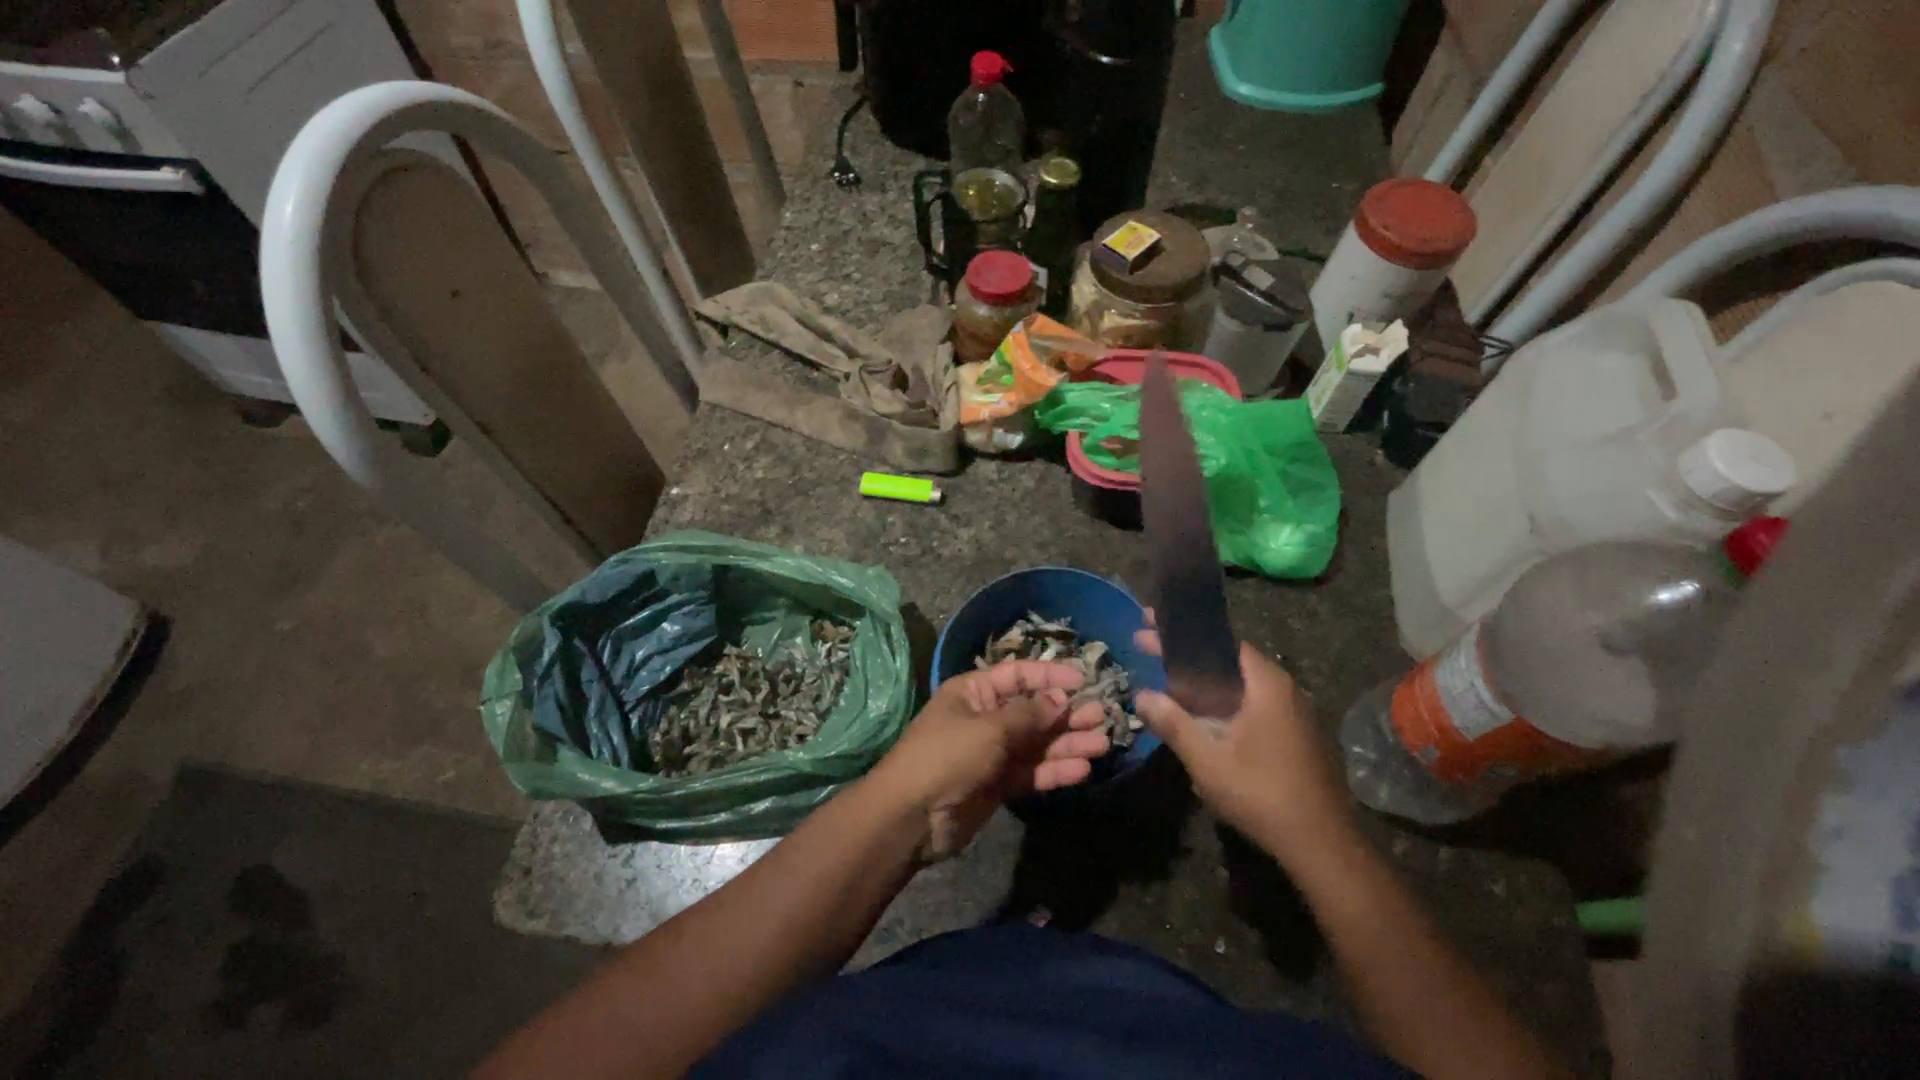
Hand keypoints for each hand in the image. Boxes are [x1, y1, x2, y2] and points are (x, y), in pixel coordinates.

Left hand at [870, 661, 1108, 860]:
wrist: (910, 817)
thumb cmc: (945, 757)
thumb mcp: (988, 728)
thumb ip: (1029, 714)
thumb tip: (1061, 699)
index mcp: (973, 692)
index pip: (1018, 675)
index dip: (1051, 676)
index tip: (1085, 681)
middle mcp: (985, 718)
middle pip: (1033, 711)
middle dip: (1067, 714)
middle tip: (1103, 717)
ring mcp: (991, 753)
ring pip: (1037, 744)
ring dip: (1068, 743)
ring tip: (1102, 744)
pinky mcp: (998, 784)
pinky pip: (1032, 772)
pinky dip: (1055, 770)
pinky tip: (1082, 770)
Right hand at [1133, 615, 1352, 858]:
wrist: (1321, 842)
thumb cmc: (1262, 794)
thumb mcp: (1208, 761)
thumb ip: (1174, 724)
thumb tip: (1141, 695)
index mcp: (1266, 685)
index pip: (1221, 642)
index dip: (1182, 633)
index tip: (1149, 623)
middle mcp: (1284, 690)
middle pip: (1229, 661)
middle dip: (1187, 656)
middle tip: (1147, 646)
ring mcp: (1293, 713)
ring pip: (1240, 685)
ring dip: (1204, 682)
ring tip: (1165, 679)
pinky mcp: (1295, 736)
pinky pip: (1252, 704)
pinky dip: (1222, 702)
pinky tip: (1198, 716)